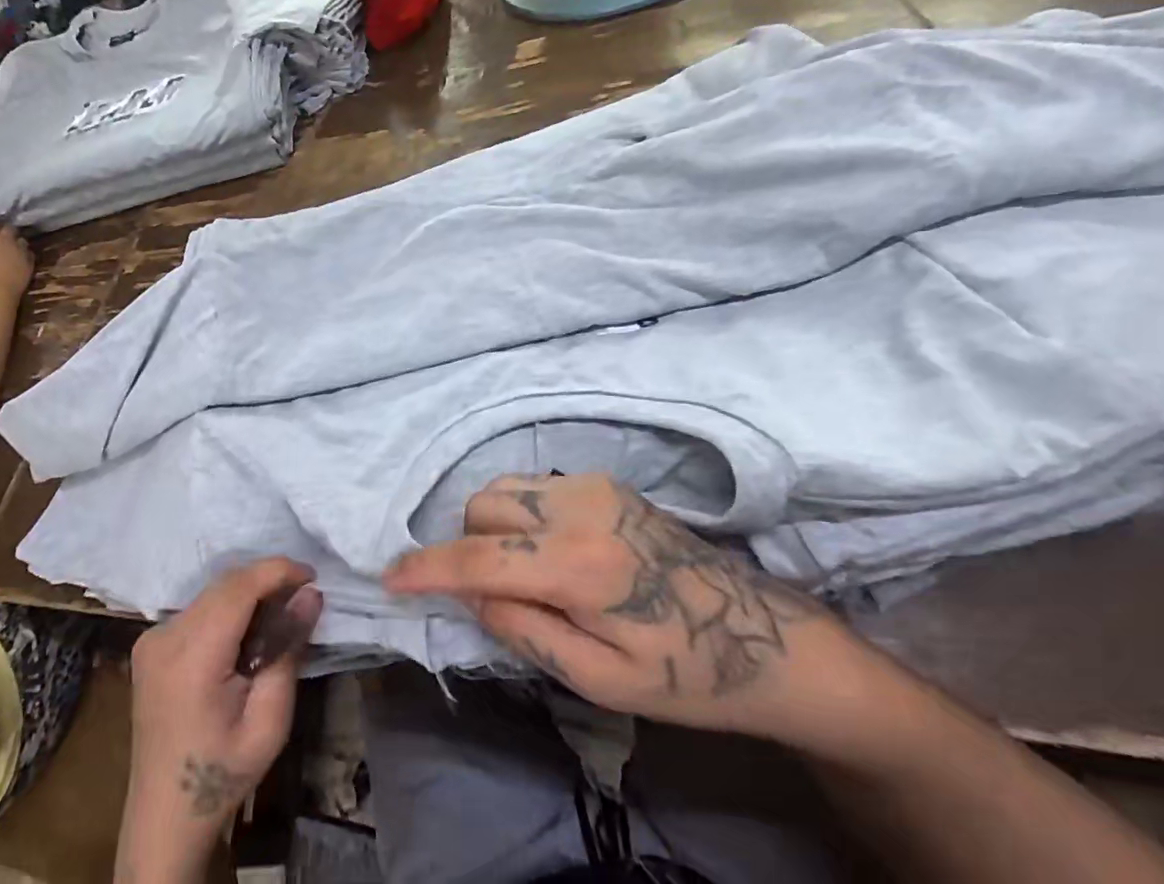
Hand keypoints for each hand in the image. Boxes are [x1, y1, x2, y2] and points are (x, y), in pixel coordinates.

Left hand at [118, 559, 322, 882]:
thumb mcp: (270, 720)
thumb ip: (287, 650)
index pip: (236, 588)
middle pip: (222, 586)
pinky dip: (226, 610)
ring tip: (279, 615)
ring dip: (246, 595)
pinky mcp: (149, 644)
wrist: (165, 810)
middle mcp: (164, 635)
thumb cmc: (223, 771)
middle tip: (302, 596)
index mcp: (191, 656)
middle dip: (265, 580)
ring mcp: (151, 637)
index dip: (276, 571)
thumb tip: (310, 596)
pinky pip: (196, 611)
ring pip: (209, 594)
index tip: (312, 575)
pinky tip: (246, 635)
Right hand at [385, 473, 883, 750]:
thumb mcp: (598, 680)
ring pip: (502, 490)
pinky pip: (531, 488)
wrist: (774, 643)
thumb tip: (471, 595)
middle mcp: (581, 508)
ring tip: (521, 573)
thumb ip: (522, 630)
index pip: (478, 558)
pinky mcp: (605, 483)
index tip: (390, 580)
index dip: (426, 569)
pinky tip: (550, 552)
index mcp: (580, 565)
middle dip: (467, 547)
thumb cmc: (687, 676)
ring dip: (491, 529)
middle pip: (482, 508)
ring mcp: (594, 487)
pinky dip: (519, 517)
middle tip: (490, 594)